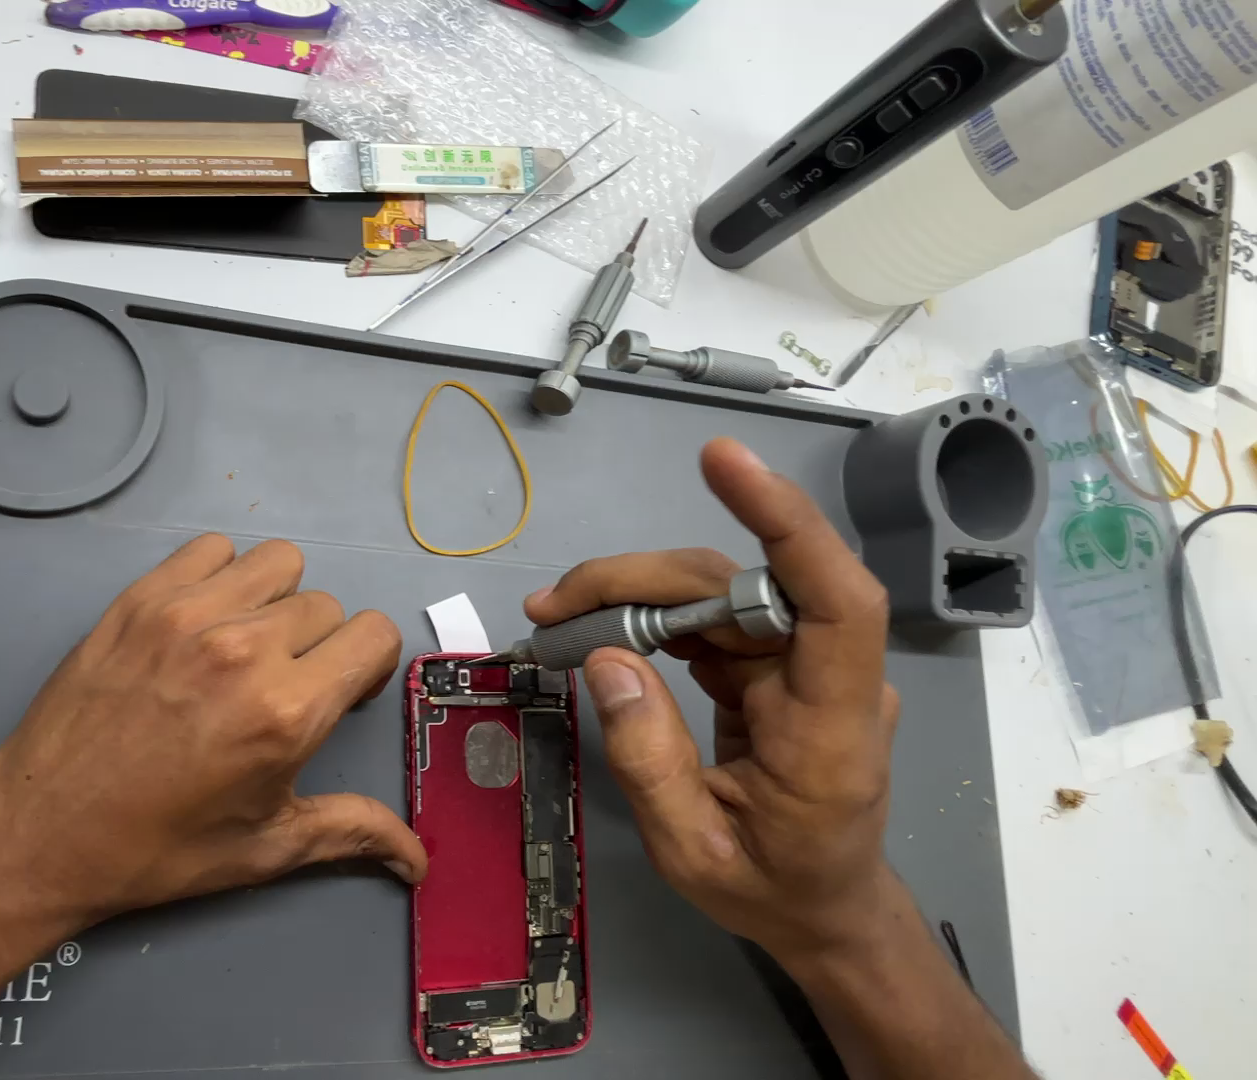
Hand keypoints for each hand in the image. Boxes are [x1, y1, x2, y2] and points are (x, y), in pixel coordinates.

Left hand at [0, 533, 424, 930]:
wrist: (42, 831)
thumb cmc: (160, 847)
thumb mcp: (265, 849)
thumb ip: (352, 833)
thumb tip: (419, 859)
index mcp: (288, 711)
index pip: (374, 634)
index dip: (367, 664)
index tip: (339, 691)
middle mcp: (246, 648)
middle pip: (326, 604)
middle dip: (320, 642)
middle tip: (282, 681)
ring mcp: (188, 613)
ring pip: (276, 563)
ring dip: (276, 598)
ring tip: (244, 641)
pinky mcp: (141, 596)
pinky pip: (210, 548)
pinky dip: (220, 575)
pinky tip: (199, 620)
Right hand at [524, 438, 900, 962]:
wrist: (822, 913)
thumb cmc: (770, 890)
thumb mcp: (689, 847)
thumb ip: (647, 758)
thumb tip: (607, 657)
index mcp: (829, 729)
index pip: (833, 599)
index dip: (784, 521)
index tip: (722, 463)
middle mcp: (823, 678)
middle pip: (737, 587)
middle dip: (637, 580)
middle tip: (549, 605)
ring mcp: (797, 667)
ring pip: (713, 593)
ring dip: (630, 594)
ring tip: (556, 616)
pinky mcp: (769, 666)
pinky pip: (704, 619)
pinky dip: (644, 616)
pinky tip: (594, 628)